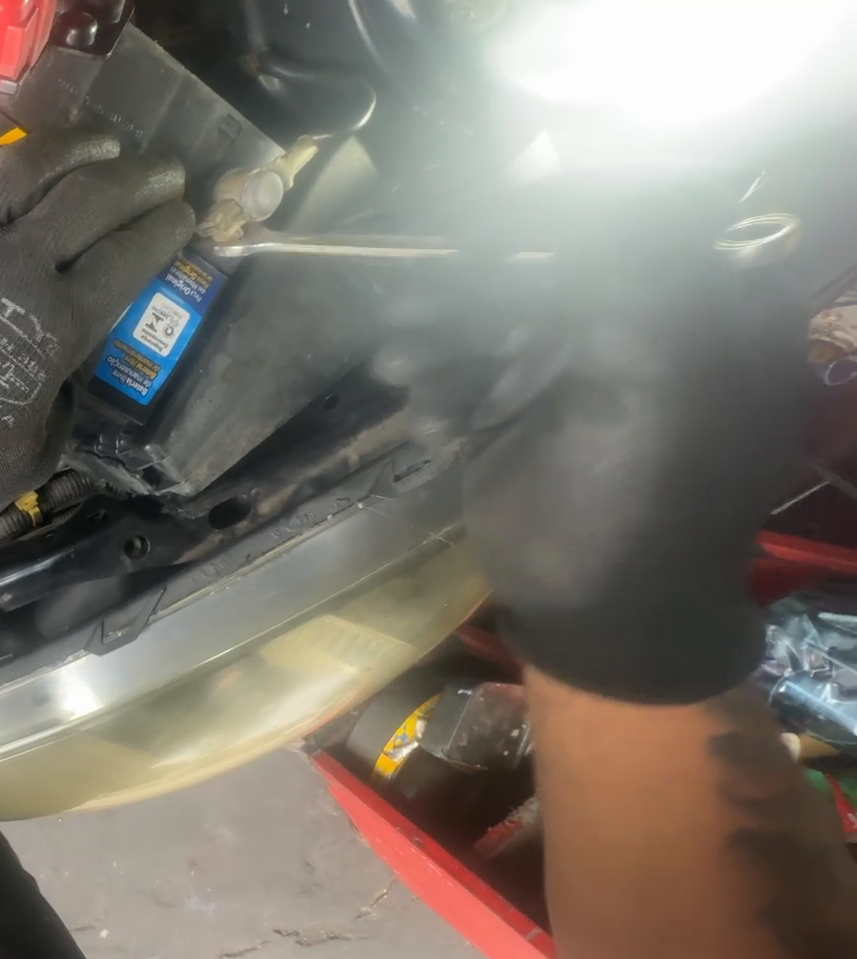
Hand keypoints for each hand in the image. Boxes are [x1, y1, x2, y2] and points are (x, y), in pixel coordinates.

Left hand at [0, 132, 193, 580]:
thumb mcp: (31, 456)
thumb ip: (63, 398)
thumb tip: (65, 361)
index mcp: (55, 326)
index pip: (128, 258)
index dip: (163, 231)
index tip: (184, 213)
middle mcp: (10, 263)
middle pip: (90, 198)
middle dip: (140, 178)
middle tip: (164, 169)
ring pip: (23, 164)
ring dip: (74, 146)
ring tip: (102, 142)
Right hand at [378, 236, 812, 703]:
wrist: (589, 605)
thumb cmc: (638, 503)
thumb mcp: (653, 389)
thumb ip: (626, 293)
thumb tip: (570, 215)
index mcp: (698, 317)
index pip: (623, 235)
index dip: (547, 230)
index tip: (475, 235)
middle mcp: (632, 337)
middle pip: (540, 281)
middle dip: (471, 297)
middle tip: (407, 311)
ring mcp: (565, 380)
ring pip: (487, 332)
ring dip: (439, 347)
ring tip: (399, 369)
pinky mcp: (511, 417)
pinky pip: (463, 381)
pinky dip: (438, 395)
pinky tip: (432, 426)